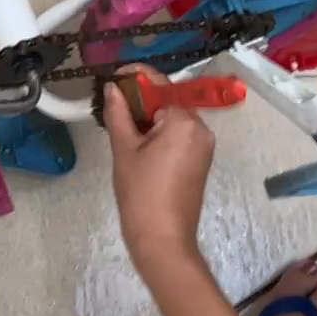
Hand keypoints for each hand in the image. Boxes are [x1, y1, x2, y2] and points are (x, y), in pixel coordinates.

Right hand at [103, 66, 214, 275]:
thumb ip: (118, 112)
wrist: (162, 239)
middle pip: (167, 100)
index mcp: (184, 121)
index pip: (160, 84)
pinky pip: (178, 134)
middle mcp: (201, 128)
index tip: (114, 76)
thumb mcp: (124, 148)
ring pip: (172, 118)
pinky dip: (159, 133)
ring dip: (148, 117)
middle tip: (112, 105)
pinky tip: (137, 142)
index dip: (136, 76)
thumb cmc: (141, 192)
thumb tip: (113, 87)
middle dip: (141, 100)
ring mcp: (203, 145)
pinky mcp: (200, 160)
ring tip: (121, 125)